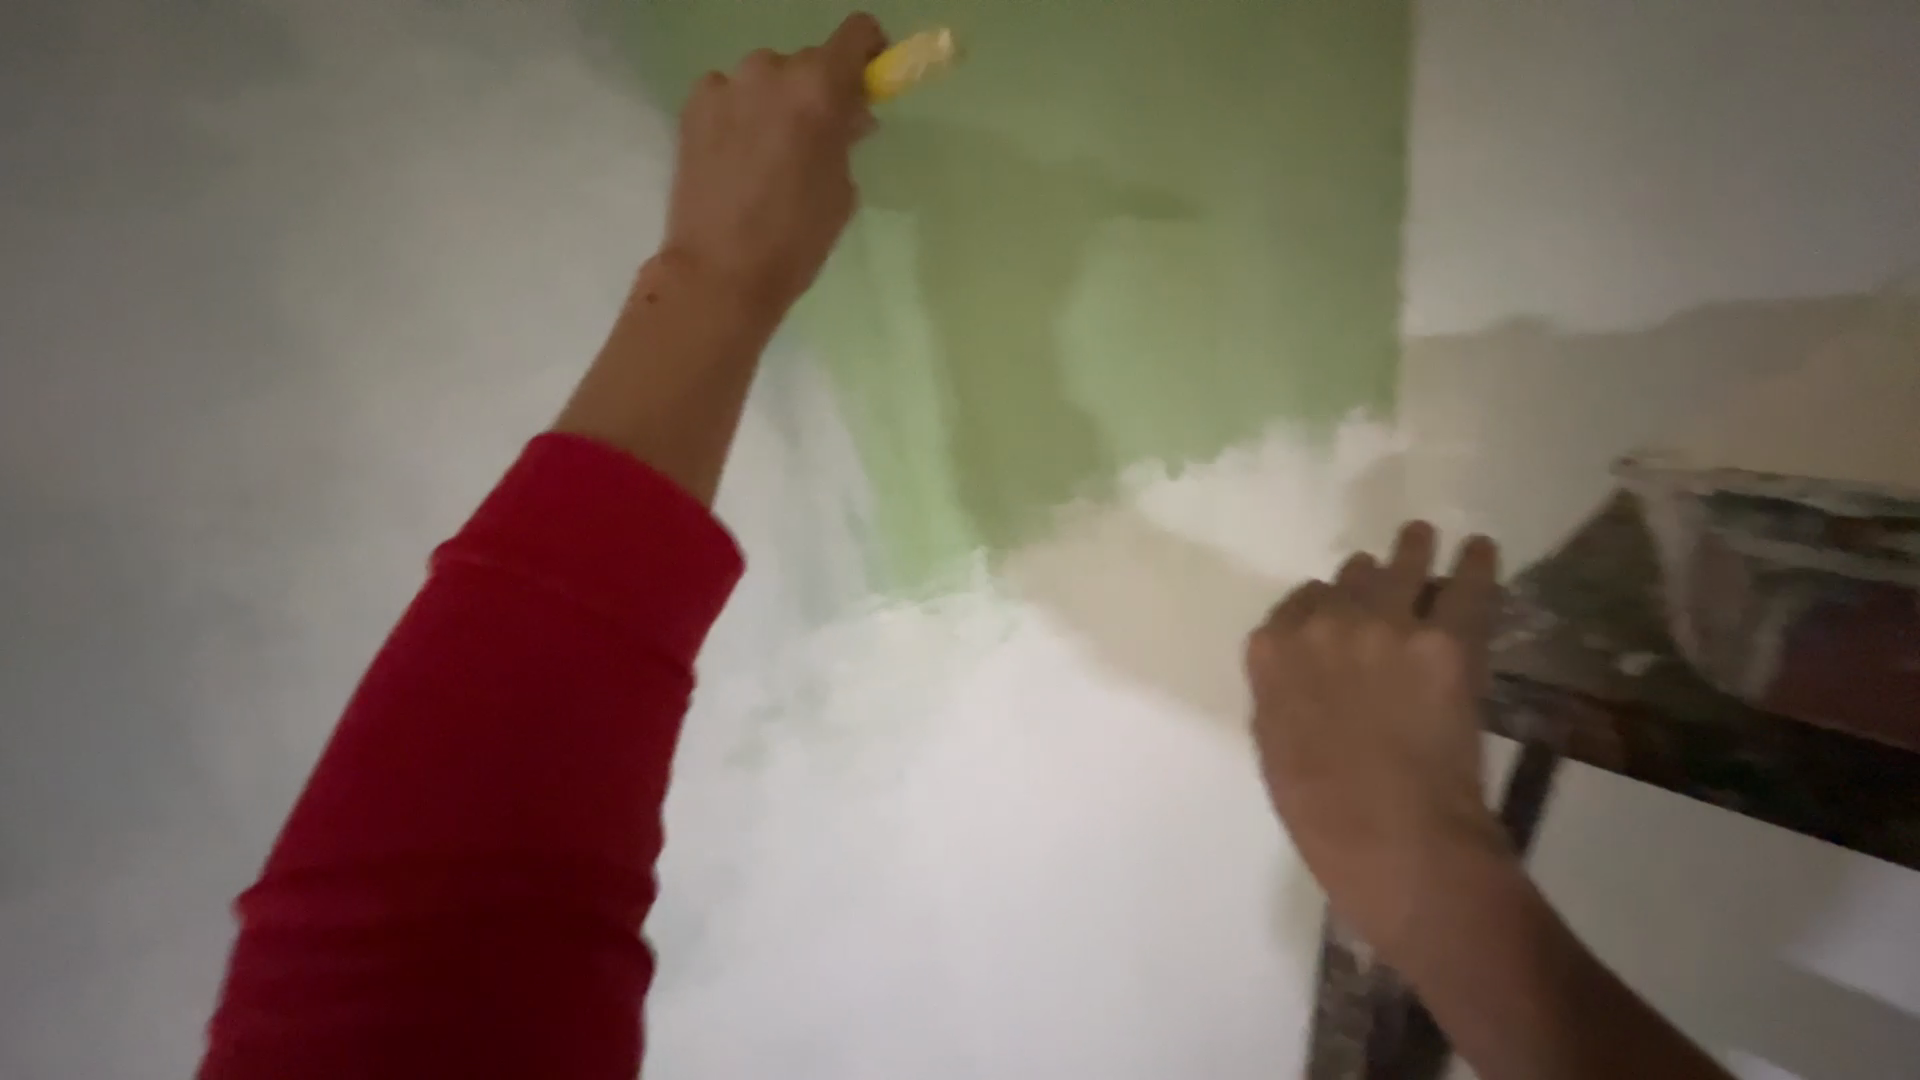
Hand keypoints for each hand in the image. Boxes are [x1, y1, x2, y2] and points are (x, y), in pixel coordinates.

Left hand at [661, 13, 886, 316]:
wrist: (721, 272)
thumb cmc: (797, 241)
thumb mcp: (841, 193)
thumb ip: (845, 142)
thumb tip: (846, 118)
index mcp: (818, 89)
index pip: (856, 35)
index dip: (868, 54)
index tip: (869, 81)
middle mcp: (770, 71)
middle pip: (808, 64)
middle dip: (819, 95)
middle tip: (819, 142)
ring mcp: (726, 85)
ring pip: (765, 81)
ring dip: (776, 106)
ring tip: (772, 159)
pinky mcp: (693, 107)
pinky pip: (730, 97)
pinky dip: (740, 117)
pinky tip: (737, 161)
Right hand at [1245, 522, 1510, 958]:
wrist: (1393, 839)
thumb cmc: (1317, 805)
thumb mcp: (1272, 739)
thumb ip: (1281, 687)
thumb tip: (1301, 667)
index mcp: (1272, 649)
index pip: (1295, 605)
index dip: (1318, 608)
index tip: (1331, 616)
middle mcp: (1323, 623)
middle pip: (1345, 582)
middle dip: (1360, 581)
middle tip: (1376, 579)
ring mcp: (1386, 626)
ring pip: (1399, 568)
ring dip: (1411, 551)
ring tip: (1420, 533)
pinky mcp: (1447, 642)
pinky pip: (1465, 590)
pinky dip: (1477, 566)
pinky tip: (1481, 547)